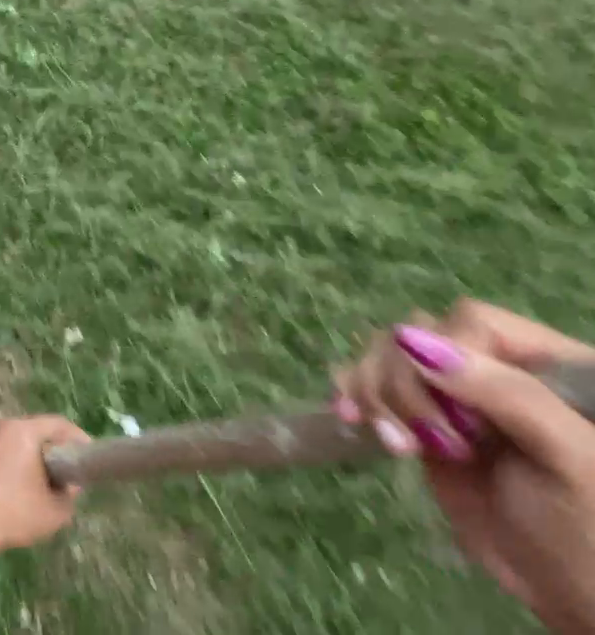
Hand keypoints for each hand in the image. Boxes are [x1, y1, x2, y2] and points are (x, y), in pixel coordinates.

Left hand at [0, 416, 90, 554]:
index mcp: (21, 431)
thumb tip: (66, 483)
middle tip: (64, 474)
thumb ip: (68, 493)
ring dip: (25, 456)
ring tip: (36, 484)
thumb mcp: (56, 511)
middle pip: (31, 430)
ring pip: (10, 440)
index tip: (88, 456)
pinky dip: (5, 461)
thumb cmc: (12, 512)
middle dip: (50, 450)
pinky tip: (8, 486)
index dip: (77, 438)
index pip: (57, 424)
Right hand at [335, 300, 594, 631]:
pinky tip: (349, 418)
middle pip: (420, 336)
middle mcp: (501, 372)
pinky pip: (371, 383)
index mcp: (554, 368)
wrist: (577, 594)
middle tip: (419, 440)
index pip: (475, 324)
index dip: (446, 354)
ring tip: (392, 443)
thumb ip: (508, 395)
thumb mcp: (568, 460)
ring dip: (373, 392)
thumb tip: (413, 337)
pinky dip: (352, 394)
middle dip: (402, 383)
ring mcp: (459, 397)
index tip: (452, 413)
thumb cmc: (591, 531)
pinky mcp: (424, 419)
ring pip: (386, 356)